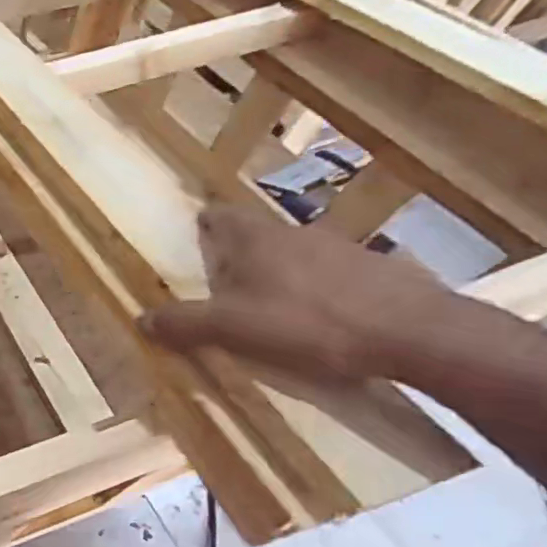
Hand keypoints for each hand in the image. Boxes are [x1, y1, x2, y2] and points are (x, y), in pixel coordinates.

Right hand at [140, 205, 464, 381]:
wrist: (407, 330)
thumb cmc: (307, 322)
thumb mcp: (233, 328)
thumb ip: (185, 323)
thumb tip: (140, 318)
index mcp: (254, 238)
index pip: (219, 216)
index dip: (204, 224)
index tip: (195, 237)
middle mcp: (291, 232)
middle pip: (253, 234)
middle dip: (236, 253)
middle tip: (222, 281)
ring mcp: (334, 246)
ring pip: (290, 252)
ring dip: (274, 271)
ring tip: (265, 302)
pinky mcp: (367, 267)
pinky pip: (324, 272)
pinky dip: (309, 287)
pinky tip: (314, 315)